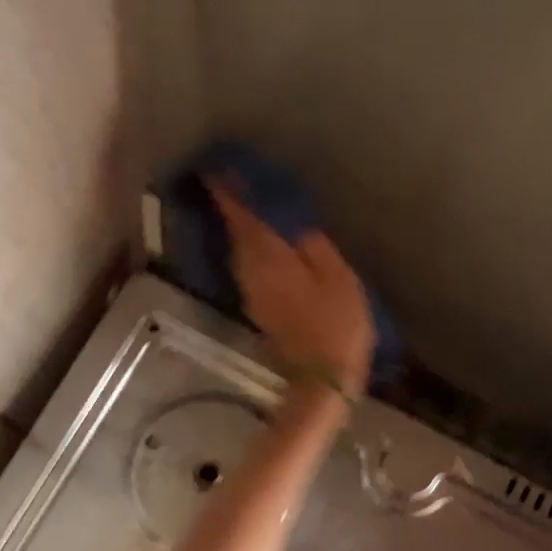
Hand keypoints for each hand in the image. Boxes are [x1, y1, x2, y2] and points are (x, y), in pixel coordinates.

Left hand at [205, 177, 376, 397]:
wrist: (322, 379)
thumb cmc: (336, 324)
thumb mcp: (336, 276)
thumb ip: (312, 244)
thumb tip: (292, 223)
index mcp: (270, 257)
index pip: (242, 217)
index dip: (227, 194)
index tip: (215, 171)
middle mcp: (252, 272)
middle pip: (236, 234)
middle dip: (232, 208)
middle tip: (232, 184)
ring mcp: (252, 293)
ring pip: (240, 252)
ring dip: (241, 231)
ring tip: (250, 209)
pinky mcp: (259, 309)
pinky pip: (249, 268)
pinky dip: (252, 252)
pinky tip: (266, 247)